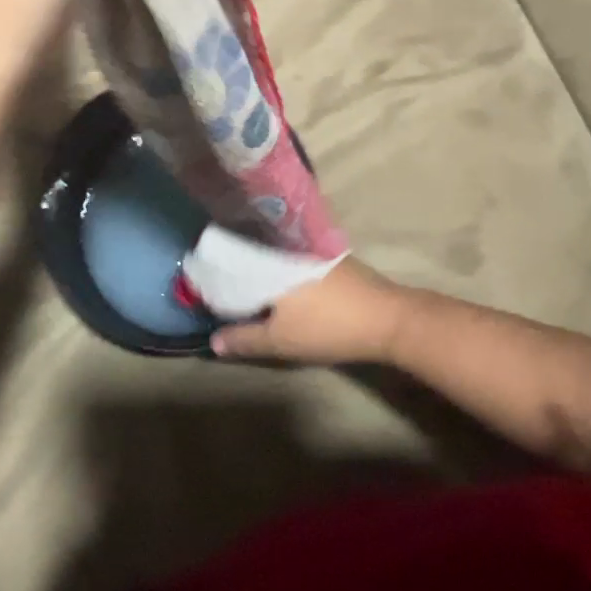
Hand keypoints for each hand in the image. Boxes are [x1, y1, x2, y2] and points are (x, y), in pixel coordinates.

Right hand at [210, 258, 414, 364]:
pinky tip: (283, 289)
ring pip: (274, 259)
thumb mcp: (281, 341)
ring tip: (249, 292)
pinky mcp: (331, 259)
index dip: (212, 277)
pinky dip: (281, 273)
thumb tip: (212, 341)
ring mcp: (312, 251)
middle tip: (223, 293)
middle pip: (251, 258)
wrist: (390, 319)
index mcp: (269, 263)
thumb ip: (245, 339)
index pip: (229, 262)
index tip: (200, 288)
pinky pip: (293, 261)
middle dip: (236, 273)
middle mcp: (286, 249)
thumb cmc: (328, 327)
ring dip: (260, 273)